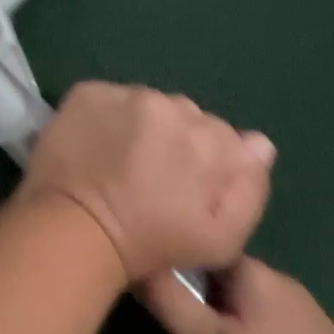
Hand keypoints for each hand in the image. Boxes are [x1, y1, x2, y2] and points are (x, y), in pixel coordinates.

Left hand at [15, 82, 275, 279]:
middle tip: (151, 173)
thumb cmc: (153, 243)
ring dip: (141, 124)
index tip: (185, 184)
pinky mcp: (88, 91)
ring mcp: (126, 94)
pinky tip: (98, 142)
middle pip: (183, 115)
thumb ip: (249, 186)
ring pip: (146, 104)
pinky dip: (107, 115)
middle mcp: (172, 105)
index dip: (205, 161)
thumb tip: (258, 143)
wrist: (76, 226)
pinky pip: (109, 98)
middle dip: (175, 138)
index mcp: (212, 138)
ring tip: (122, 157)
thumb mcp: (222, 237)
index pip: (222, 136)